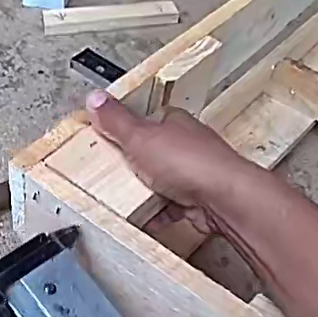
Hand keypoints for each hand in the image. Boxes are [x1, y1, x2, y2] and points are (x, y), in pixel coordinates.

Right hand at [86, 89, 263, 223]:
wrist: (222, 198)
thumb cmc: (188, 163)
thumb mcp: (140, 138)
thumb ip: (117, 121)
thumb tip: (95, 97)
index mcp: (175, 123)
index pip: (148, 121)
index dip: (129, 130)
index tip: (110, 140)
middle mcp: (188, 145)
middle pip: (154, 154)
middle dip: (136, 166)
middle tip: (116, 174)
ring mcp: (195, 173)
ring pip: (164, 182)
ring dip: (148, 193)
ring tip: (130, 199)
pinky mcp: (199, 200)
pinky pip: (173, 207)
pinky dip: (160, 214)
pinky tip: (148, 219)